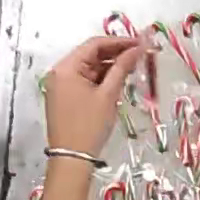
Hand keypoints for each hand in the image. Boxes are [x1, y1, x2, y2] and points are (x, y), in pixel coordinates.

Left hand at [46, 35, 142, 156]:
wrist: (72, 158)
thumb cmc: (89, 126)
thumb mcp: (108, 95)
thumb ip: (122, 68)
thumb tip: (137, 48)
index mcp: (66, 67)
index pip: (94, 44)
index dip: (119, 42)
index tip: (140, 43)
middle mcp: (59, 72)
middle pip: (90, 55)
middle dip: (115, 54)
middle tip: (140, 54)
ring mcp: (60, 85)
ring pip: (89, 69)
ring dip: (109, 67)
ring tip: (132, 68)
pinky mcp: (64, 97)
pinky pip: (85, 81)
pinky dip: (101, 80)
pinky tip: (118, 81)